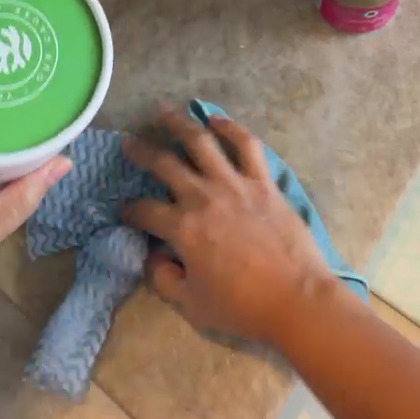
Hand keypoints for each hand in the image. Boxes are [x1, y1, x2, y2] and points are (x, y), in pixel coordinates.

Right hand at [121, 107, 340, 347]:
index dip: (129, 210)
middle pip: (165, 164)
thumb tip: (152, 257)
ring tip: (165, 111)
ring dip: (180, 124)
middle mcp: (203, 197)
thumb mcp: (192, 305)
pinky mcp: (263, 181)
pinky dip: (230, 128)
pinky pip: (246, 145)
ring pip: (201, 143)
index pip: (145, 211)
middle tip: (128, 141)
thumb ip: (164, 279)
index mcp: (182, 228)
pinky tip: (217, 119)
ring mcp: (235, 184)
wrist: (296, 299)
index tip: (123, 210)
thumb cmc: (242, 307)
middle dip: (142, 152)